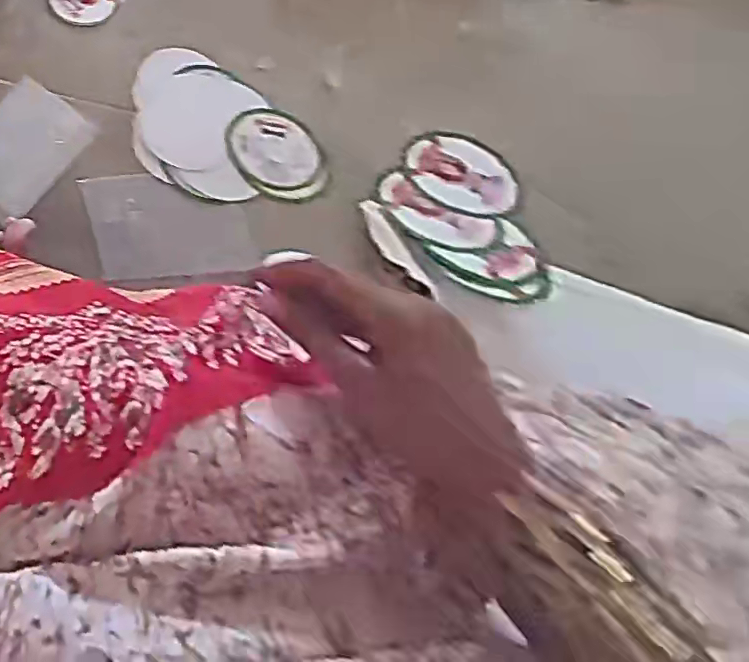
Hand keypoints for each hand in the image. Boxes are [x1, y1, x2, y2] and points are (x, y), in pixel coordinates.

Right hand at [254, 259, 530, 505]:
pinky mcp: (443, 333)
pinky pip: (386, 312)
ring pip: (366, 295)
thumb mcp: (355, 383)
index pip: (326, 274)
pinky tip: (334, 332)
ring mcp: (434, 317)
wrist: (497, 477)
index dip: (285, 271)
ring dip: (327, 301)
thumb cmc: (417, 433)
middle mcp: (416, 302)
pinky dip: (354, 316)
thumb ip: (310, 334)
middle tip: (266, 299)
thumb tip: (266, 300)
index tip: (251, 279)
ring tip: (292, 315)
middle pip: (347, 280)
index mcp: (395, 312)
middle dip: (303, 285)